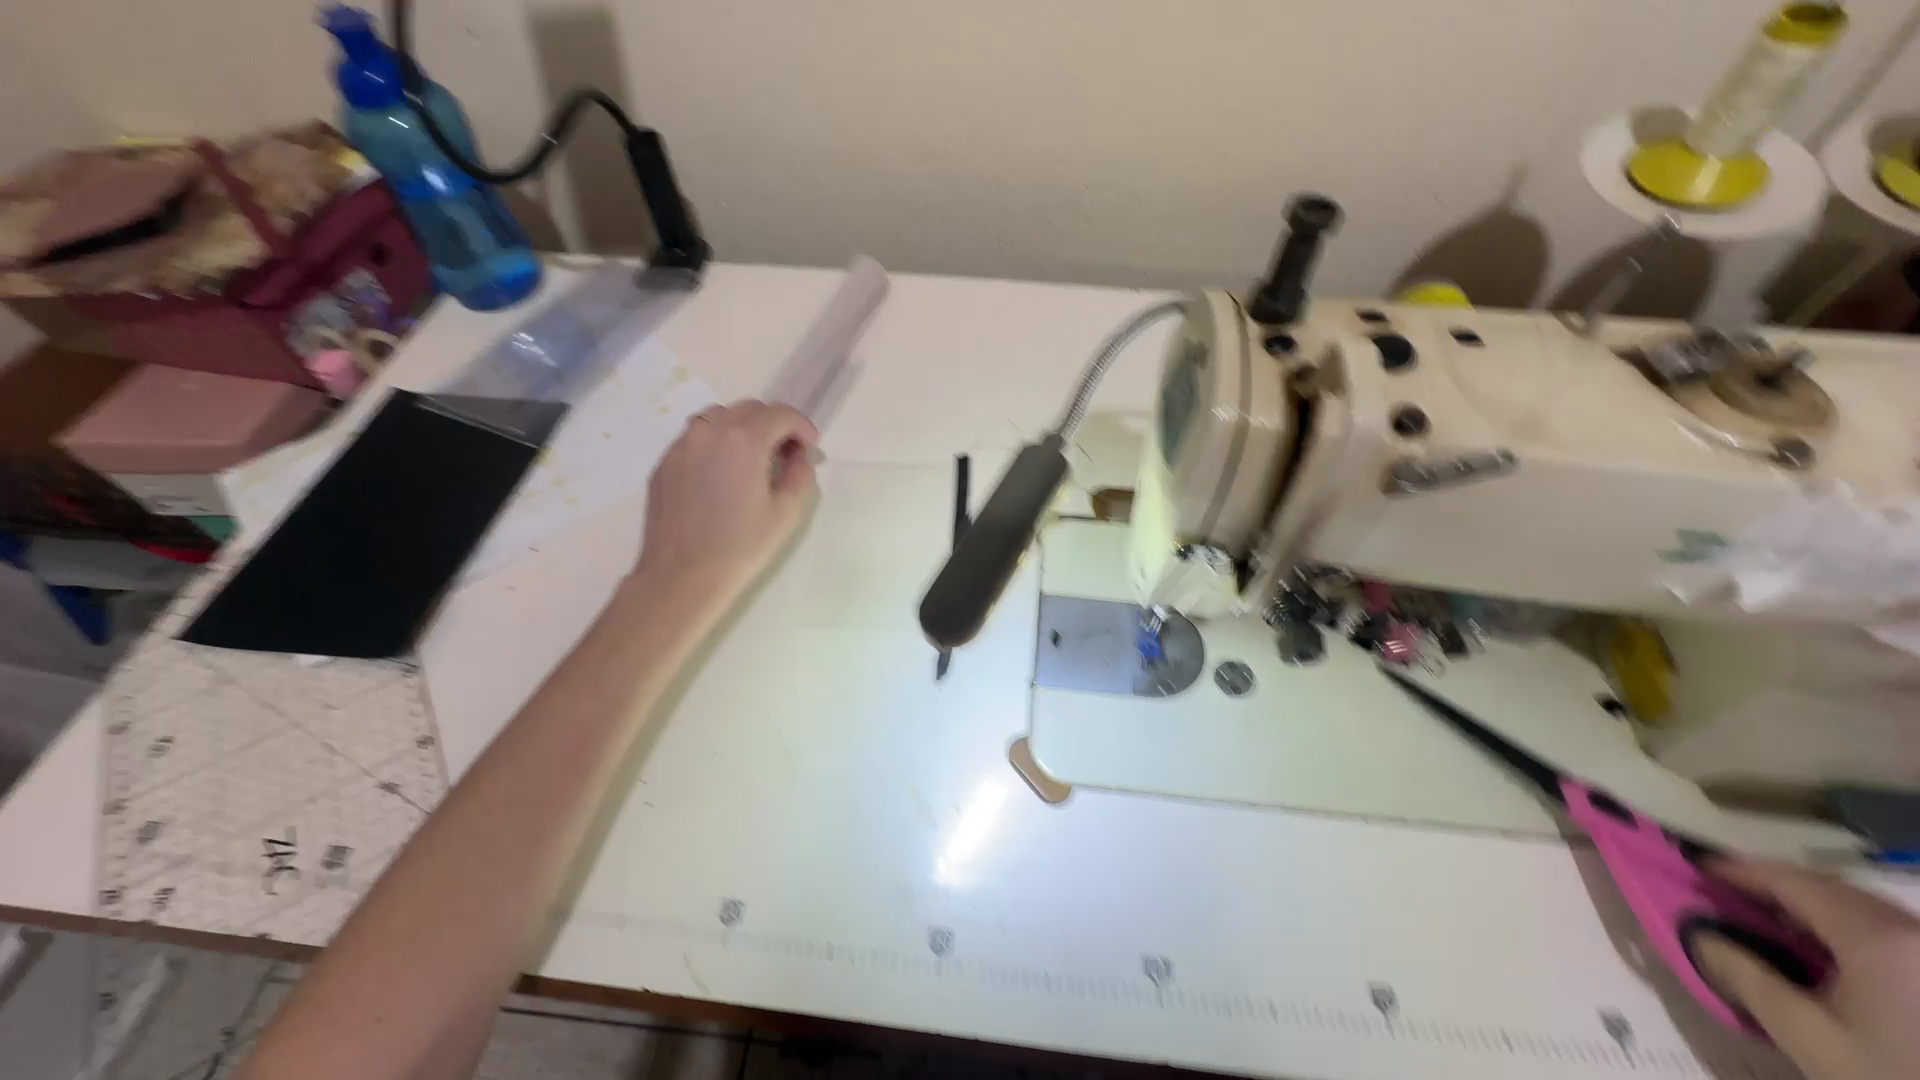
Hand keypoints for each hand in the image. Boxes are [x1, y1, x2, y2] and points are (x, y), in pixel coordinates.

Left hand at [635, 400, 818, 605]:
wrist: (681, 576)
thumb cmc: (740, 547)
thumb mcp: (786, 513)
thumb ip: (801, 475)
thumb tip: (798, 458)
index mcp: (744, 441)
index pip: (781, 414)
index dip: (801, 427)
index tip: (808, 448)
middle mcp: (709, 432)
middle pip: (750, 409)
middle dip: (773, 426)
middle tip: (784, 456)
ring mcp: (681, 445)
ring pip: (719, 417)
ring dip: (743, 430)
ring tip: (751, 462)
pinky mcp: (664, 462)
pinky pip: (696, 439)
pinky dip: (716, 445)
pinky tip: (721, 477)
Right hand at [1695, 859, 1919, 1079]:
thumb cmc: (1886, 1072)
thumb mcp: (1807, 1035)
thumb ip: (1746, 978)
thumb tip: (1699, 936)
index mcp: (1878, 938)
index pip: (1794, 884)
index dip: (1740, 872)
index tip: (1696, 868)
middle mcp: (1912, 930)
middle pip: (1829, 890)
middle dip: (1772, 888)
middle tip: (1723, 895)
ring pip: (1858, 908)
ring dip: (1807, 907)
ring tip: (1763, 919)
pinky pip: (1883, 929)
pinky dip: (1840, 926)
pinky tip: (1819, 947)